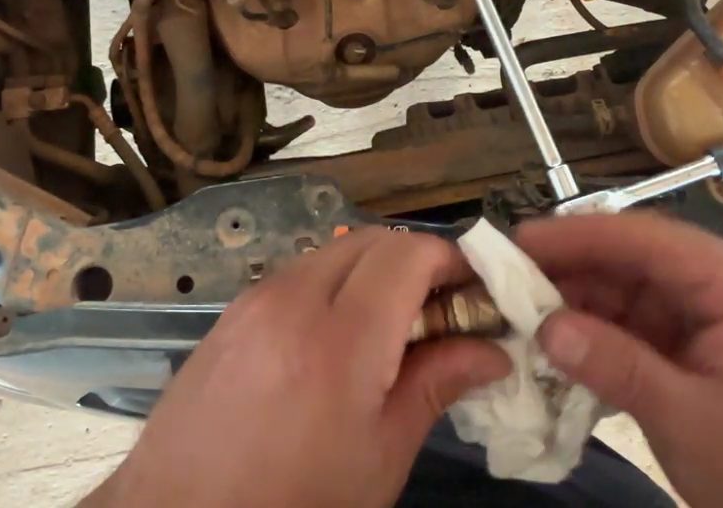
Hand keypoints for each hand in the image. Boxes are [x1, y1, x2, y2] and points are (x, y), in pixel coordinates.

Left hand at [83, 227, 510, 507]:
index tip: (474, 292)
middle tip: (440, 311)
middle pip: (372, 241)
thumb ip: (435, 385)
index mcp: (339, 338)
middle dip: (415, 261)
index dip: (450, 261)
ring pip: (333, 253)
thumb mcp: (379, 456)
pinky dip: (331, 284)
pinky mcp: (231, 311)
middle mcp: (293, 298)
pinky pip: (296, 274)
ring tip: (390, 326)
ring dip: (372, 270)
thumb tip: (491, 350)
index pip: (408, 254)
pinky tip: (335, 335)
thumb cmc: (296, 501)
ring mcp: (254, 299)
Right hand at [514, 213, 722, 507]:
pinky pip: (618, 321)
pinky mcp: (674, 343)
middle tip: (499, 274)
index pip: (647, 239)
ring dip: (565, 297)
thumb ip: (620, 369)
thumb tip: (545, 327)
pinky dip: (580, 329)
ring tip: (508, 305)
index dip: (580, 235)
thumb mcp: (696, 423)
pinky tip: (541, 336)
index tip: (519, 241)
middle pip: (625, 256)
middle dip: (564, 265)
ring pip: (614, 286)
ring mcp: (691, 312)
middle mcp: (710, 283)